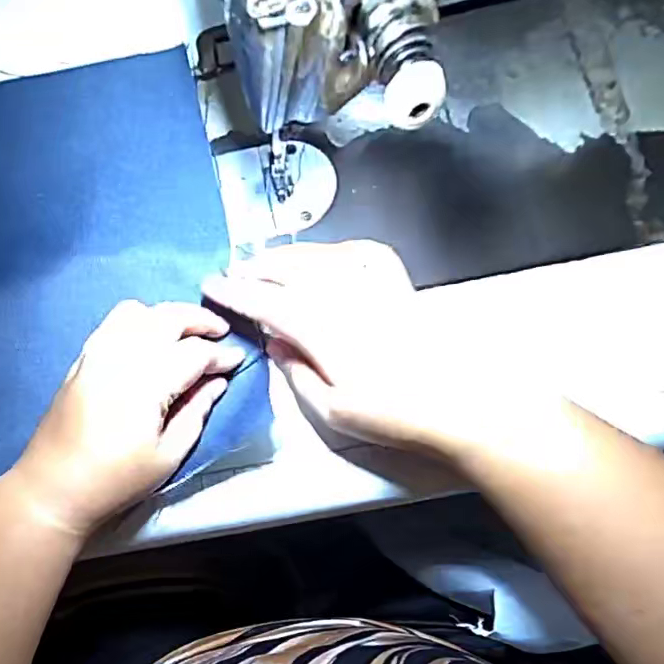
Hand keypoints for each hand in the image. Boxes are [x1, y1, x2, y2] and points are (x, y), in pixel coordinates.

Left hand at [5, 300, 243, 537]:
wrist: (54, 486)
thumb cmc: (116, 479)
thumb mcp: (167, 455)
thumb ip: (196, 412)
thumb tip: (217, 382)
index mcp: (146, 383)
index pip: (193, 352)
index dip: (220, 355)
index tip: (238, 362)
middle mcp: (120, 356)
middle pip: (167, 317)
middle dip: (199, 320)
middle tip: (221, 332)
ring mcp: (96, 352)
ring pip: (138, 311)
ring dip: (168, 316)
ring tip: (186, 333)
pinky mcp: (82, 358)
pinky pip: (113, 322)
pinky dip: (139, 320)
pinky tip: (150, 339)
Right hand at [201, 241, 572, 466]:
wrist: (450, 405)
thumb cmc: (389, 415)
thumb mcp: (331, 410)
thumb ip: (296, 373)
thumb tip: (275, 342)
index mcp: (321, 328)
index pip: (266, 302)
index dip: (235, 293)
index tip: (212, 287)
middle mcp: (342, 295)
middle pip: (288, 270)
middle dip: (254, 268)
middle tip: (233, 272)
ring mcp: (372, 285)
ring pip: (319, 256)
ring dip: (286, 255)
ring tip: (266, 261)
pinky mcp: (396, 285)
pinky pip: (360, 252)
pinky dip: (335, 249)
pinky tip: (326, 256)